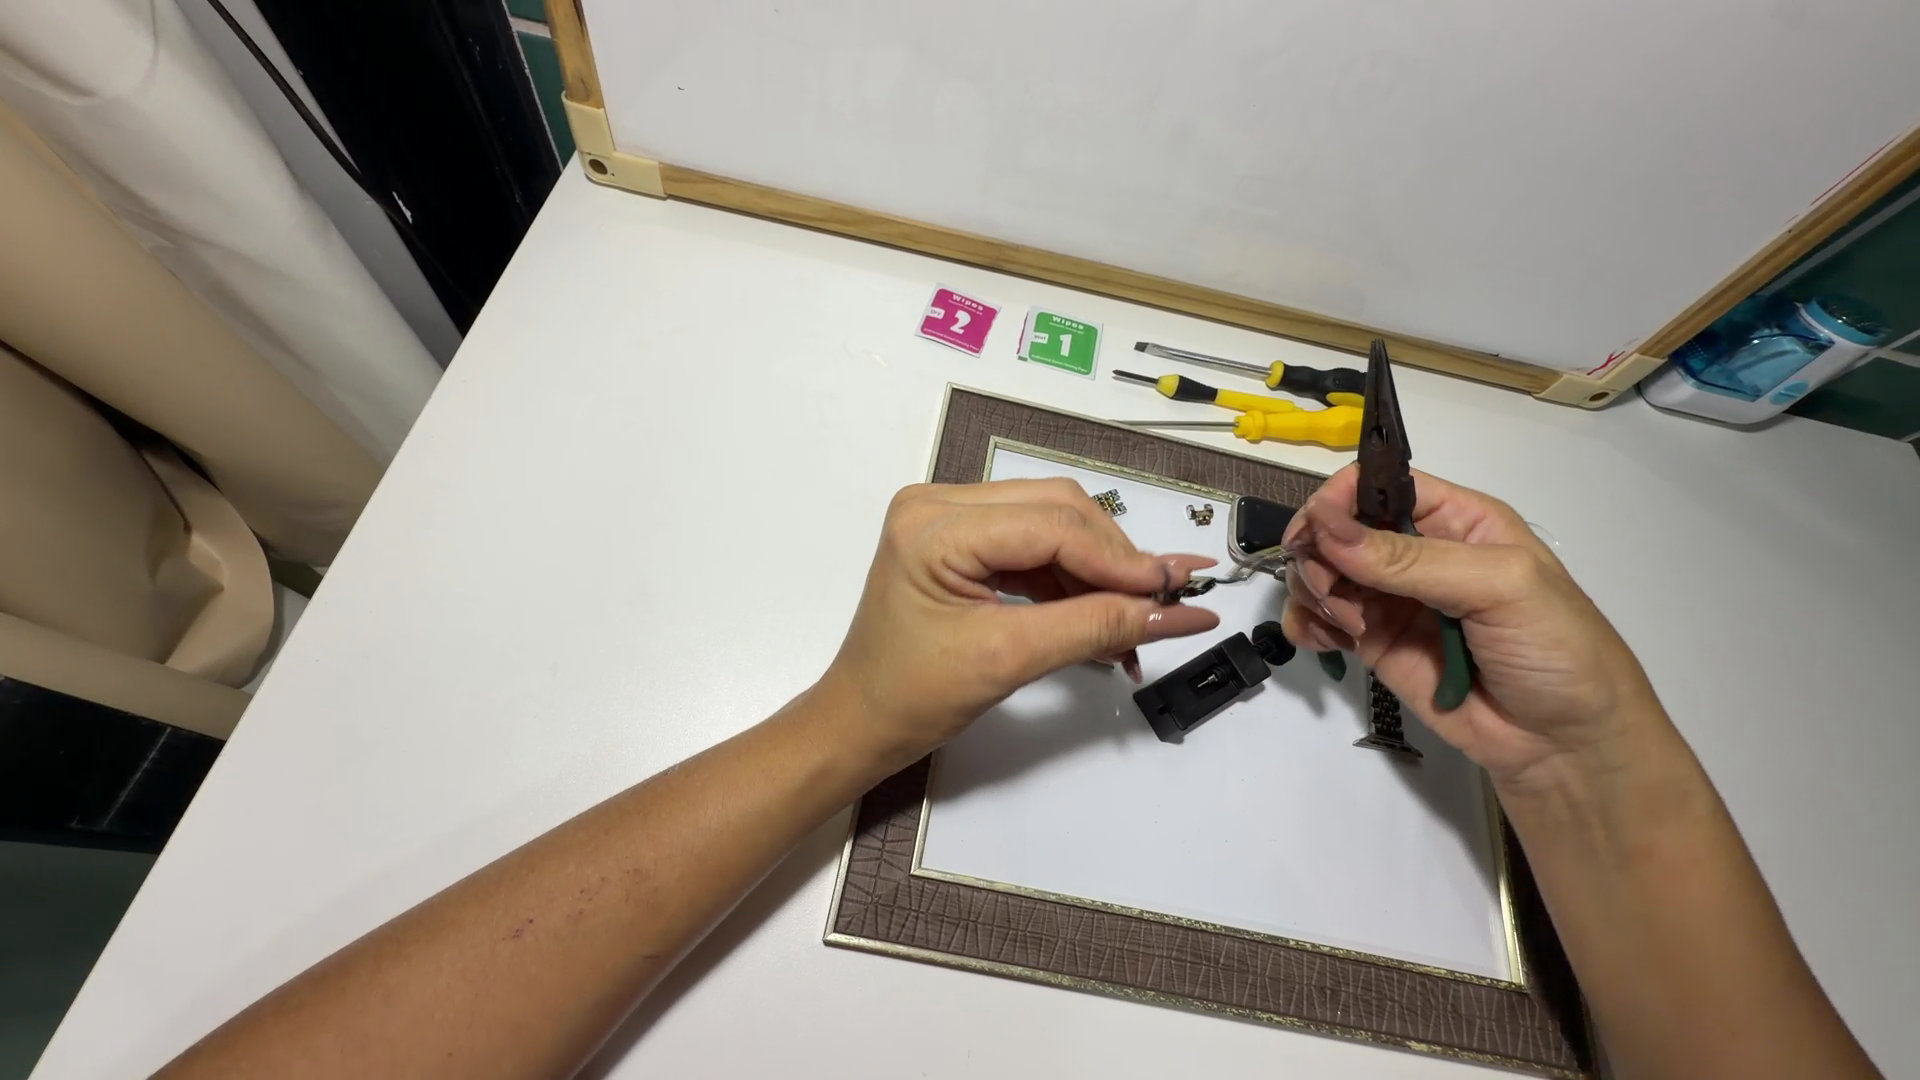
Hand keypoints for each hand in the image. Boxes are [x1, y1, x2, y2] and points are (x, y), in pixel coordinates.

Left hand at [821, 480, 1220, 766]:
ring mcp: (947, 519)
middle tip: (1160, 606)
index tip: (1177, 592)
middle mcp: (937, 504)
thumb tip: (1180, 611)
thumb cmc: (913, 698)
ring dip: (1096, 573)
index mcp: (933, 525)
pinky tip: (1099, 616)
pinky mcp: (959, 541)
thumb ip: (1097, 627)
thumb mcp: (1009, 659)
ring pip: (1051, 525)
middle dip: (1113, 560)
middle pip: (1057, 511)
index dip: (1120, 559)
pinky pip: (1032, 547)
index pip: (1052, 524)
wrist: (861, 722)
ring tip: (1133, 623)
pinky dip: (1069, 581)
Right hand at [1279, 465, 1659, 789]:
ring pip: (1317, 572)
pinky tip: (1323, 643)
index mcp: (1454, 520)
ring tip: (1345, 626)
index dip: (1337, 502)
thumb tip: (1323, 525)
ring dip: (1313, 593)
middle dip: (1319, 557)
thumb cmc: (1556, 651)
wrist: (1564, 745)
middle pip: (1333, 529)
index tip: (1314, 536)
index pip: (1375, 485)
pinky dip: (1304, 624)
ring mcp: (1387, 598)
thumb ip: (1407, 558)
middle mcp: (1413, 552)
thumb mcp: (1498, 588)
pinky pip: (1316, 618)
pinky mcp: (1370, 640)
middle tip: (1334, 595)